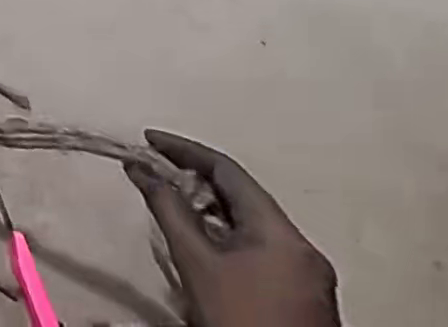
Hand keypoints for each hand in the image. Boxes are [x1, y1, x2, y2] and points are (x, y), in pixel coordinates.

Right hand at [126, 131, 340, 326]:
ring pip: (249, 221)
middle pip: (241, 194)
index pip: (227, 170)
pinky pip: (258, 245)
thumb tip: (140, 169)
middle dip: (194, 177)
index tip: (148, 139)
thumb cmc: (237, 319)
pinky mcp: (303, 295)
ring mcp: (308, 274)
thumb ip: (167, 208)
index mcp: (282, 233)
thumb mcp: (195, 261)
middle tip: (154, 170)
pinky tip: (200, 239)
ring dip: (208, 206)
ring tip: (170, 201)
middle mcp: (302, 247)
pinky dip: (225, 232)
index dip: (184, 149)